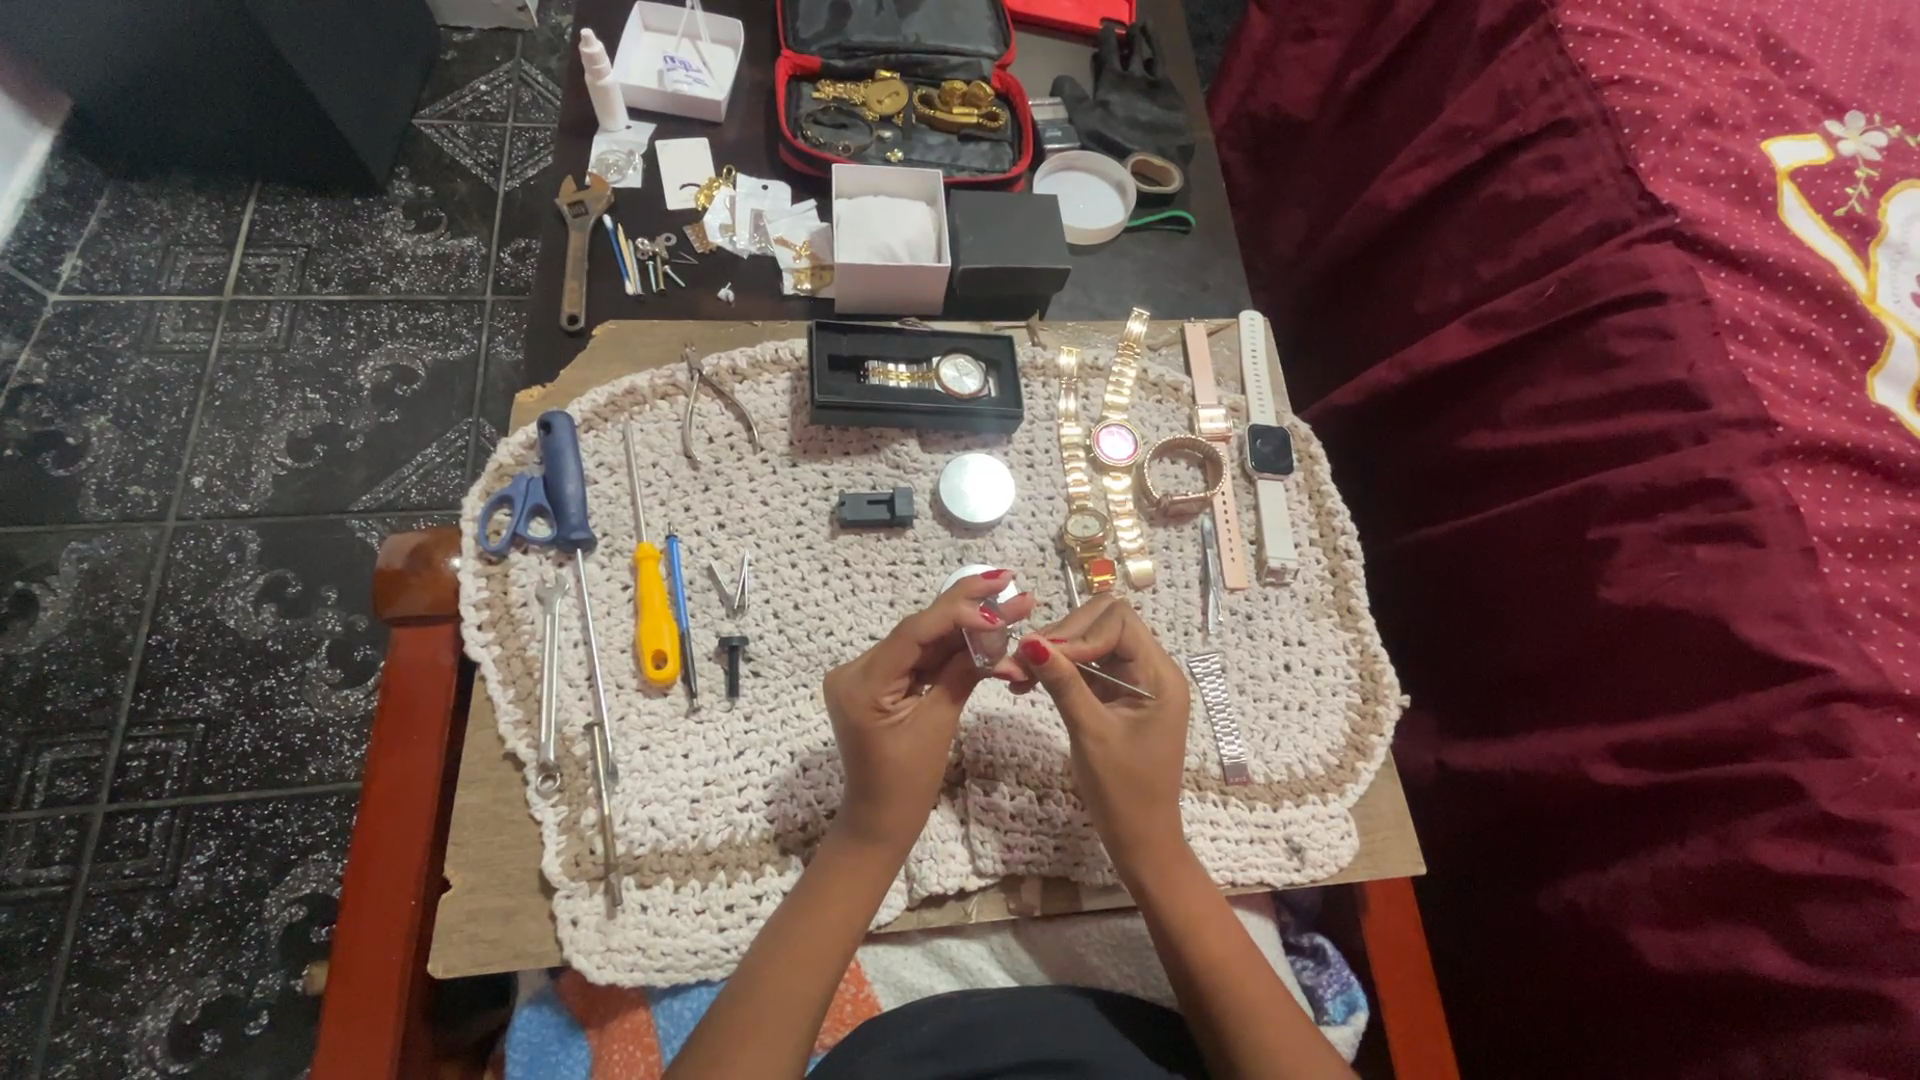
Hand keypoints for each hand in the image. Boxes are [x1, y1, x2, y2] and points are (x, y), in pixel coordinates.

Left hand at [822, 571, 1035, 851]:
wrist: (878, 821)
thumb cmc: (906, 786)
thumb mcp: (937, 726)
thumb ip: (961, 674)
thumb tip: (994, 634)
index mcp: (862, 683)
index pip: (913, 634)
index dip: (957, 613)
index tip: (999, 602)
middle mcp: (856, 669)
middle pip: (919, 630)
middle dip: (966, 607)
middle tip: (1007, 579)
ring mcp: (866, 674)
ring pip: (923, 641)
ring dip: (966, 627)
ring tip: (1010, 604)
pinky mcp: (879, 682)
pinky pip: (919, 659)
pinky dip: (952, 651)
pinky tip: (986, 632)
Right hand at [1014, 595, 1191, 878]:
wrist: (1140, 839)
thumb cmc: (1123, 792)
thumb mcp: (1090, 732)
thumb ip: (1063, 683)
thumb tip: (1029, 641)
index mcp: (1160, 676)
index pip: (1119, 622)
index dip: (1079, 632)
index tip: (1044, 656)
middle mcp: (1151, 670)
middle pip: (1103, 623)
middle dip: (1062, 637)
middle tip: (1022, 660)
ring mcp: (1134, 682)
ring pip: (1090, 643)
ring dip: (1053, 653)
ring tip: (1016, 674)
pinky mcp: (1117, 695)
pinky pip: (1087, 667)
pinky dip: (1058, 670)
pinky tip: (1027, 682)